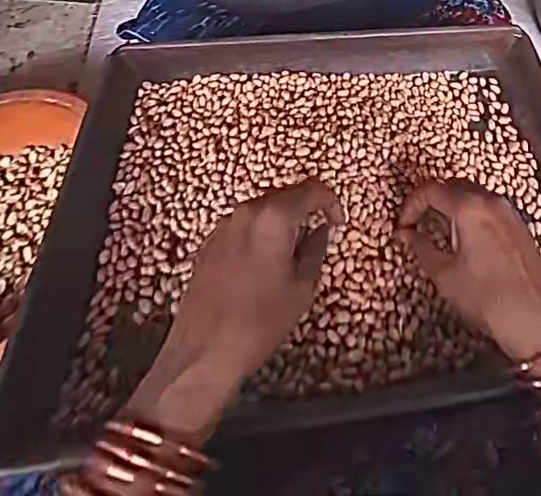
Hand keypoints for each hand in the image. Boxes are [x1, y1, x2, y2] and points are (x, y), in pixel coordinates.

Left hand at [124, 180, 342, 440]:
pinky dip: (260, 234)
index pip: (313, 189)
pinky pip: (244, 225)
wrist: (203, 350)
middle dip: (306, 211)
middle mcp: (247, 211)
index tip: (337, 222)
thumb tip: (321, 231)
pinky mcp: (210, 241)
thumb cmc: (258, 323)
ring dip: (283, 223)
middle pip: (286, 194)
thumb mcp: (301, 288)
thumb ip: (316, 249)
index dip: (331, 202)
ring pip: (264, 209)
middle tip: (318, 238)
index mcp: (274, 217)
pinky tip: (263, 266)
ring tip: (291, 257)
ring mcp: (225, 224)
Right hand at [397, 180, 540, 360]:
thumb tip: (406, 234)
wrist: (538, 323)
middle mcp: (490, 201)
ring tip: (438, 232)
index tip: (403, 225)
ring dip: (450, 206)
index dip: (410, 206)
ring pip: (471, 194)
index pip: (430, 190)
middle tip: (417, 223)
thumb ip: (421, 247)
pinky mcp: (519, 225)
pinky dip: (470, 214)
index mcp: (469, 207)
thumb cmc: (489, 299)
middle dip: (430, 202)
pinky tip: (465, 240)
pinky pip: (487, 207)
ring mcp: (508, 211)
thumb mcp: (445, 275)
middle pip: (451, 186)